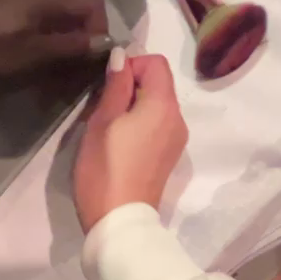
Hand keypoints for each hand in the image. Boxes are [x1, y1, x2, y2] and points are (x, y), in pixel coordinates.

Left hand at [0, 0, 109, 76]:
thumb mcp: (30, 52)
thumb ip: (69, 47)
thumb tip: (104, 47)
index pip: (94, 5)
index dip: (100, 33)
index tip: (92, 63)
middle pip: (81, 12)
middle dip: (85, 44)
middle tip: (79, 77)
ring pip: (66, 21)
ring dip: (69, 48)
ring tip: (62, 79)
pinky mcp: (19, 8)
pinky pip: (49, 24)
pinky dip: (53, 45)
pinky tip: (47, 69)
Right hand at [73, 52, 187, 232]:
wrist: (120, 222)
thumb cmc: (105, 170)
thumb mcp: (102, 122)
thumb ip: (115, 86)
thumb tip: (122, 57)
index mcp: (164, 106)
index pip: (156, 63)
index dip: (131, 65)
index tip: (109, 86)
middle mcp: (178, 119)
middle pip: (159, 84)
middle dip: (132, 87)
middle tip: (104, 109)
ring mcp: (176, 141)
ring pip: (157, 107)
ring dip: (134, 107)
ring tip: (110, 129)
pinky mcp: (169, 158)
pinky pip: (158, 127)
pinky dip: (141, 125)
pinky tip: (121, 145)